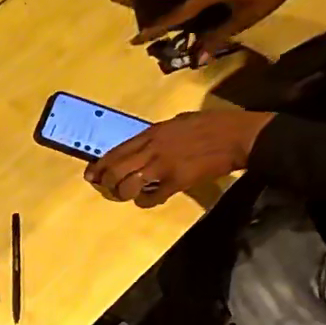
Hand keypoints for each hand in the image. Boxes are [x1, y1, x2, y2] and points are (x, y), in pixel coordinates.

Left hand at [86, 107, 275, 206]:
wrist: (235, 136)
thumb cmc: (209, 125)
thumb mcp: (176, 123)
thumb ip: (156, 136)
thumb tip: (143, 147)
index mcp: (151, 133)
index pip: (115, 152)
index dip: (99, 166)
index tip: (91, 175)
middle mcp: (151, 149)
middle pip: (116, 170)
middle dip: (106, 183)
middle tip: (107, 189)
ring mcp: (163, 166)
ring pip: (128, 185)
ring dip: (123, 194)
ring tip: (126, 195)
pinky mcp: (177, 182)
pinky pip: (152, 197)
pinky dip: (145, 201)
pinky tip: (146, 200)